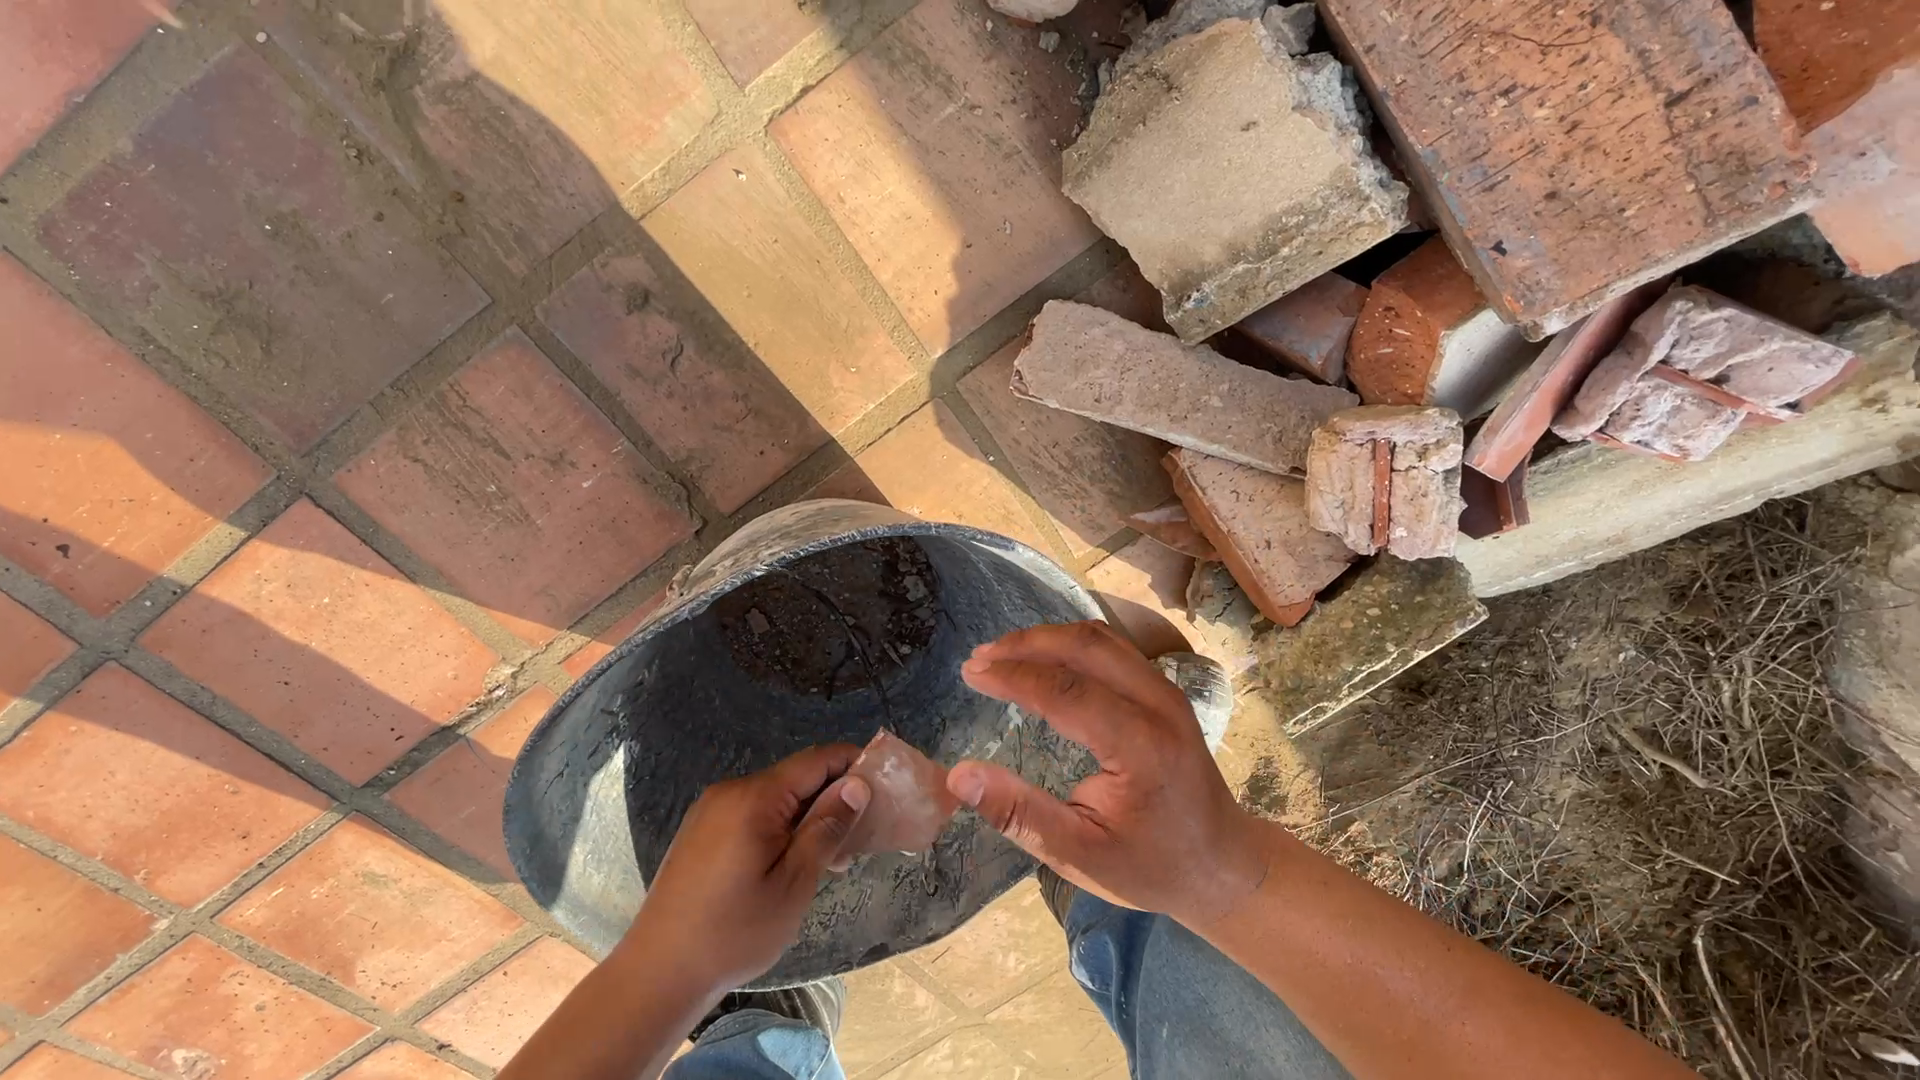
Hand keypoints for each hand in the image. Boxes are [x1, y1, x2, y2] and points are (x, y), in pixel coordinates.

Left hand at [617, 744, 871, 994]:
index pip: (816, 760)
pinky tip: (791, 865)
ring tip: (829, 861)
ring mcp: (711, 811)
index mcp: (754, 797)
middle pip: (795, 778)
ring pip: (775, 799)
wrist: (658, 973)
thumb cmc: (734, 931)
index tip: (884, 787)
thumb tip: (857, 783)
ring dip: (807, 818)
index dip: (853, 764)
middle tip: (859, 840)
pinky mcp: (701, 832)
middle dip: (832, 799)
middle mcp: (730, 792)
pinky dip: (780, 829)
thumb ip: (826, 827)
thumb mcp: (794, 882)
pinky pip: (752, 815)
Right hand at [949, 621, 1274, 927]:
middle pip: (1085, 646)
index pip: (1066, 690)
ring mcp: (1166, 691)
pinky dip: (1069, 644)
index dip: (1013, 676)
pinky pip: (1113, 648)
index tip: (970, 673)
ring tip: (1000, 654)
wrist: (1223, 864)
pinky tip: (1042, 658)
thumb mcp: (1080, 855)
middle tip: (978, 658)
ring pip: (1100, 639)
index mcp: (1141, 745)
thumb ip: (1019, 814)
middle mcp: (1158, 704)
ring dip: (1046, 639)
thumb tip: (960, 776)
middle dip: (1025, 645)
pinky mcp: (1164, 690)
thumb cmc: (1151, 866)